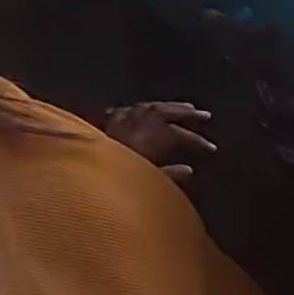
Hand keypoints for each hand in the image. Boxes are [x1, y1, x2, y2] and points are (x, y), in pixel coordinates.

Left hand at [103, 101, 217, 182]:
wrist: (82, 183)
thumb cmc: (118, 187)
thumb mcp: (151, 184)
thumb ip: (171, 176)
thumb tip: (189, 170)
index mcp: (147, 140)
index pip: (179, 135)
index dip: (197, 141)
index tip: (212, 149)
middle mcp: (131, 126)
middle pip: (162, 112)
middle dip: (184, 113)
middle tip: (203, 115)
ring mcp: (114, 125)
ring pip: (143, 108)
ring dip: (164, 107)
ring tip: (179, 107)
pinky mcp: (99, 129)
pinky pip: (121, 112)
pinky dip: (135, 111)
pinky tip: (137, 112)